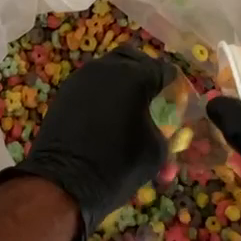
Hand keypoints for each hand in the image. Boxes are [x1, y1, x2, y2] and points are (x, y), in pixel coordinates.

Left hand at [0, 47, 175, 240]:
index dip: (172, 84)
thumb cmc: (117, 167)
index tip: (175, 98)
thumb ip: (163, 132)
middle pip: (132, 58)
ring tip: (129, 106)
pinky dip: (103, 91)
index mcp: (134, 77)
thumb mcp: (155, 153)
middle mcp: (107, 68)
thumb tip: (161, 129)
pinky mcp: (66, 90)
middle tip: (152, 94)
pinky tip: (106, 114)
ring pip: (109, 67)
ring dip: (122, 80)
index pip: (162, 70)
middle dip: (145, 71)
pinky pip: (91, 82)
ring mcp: (83, 76)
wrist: (64, 183)